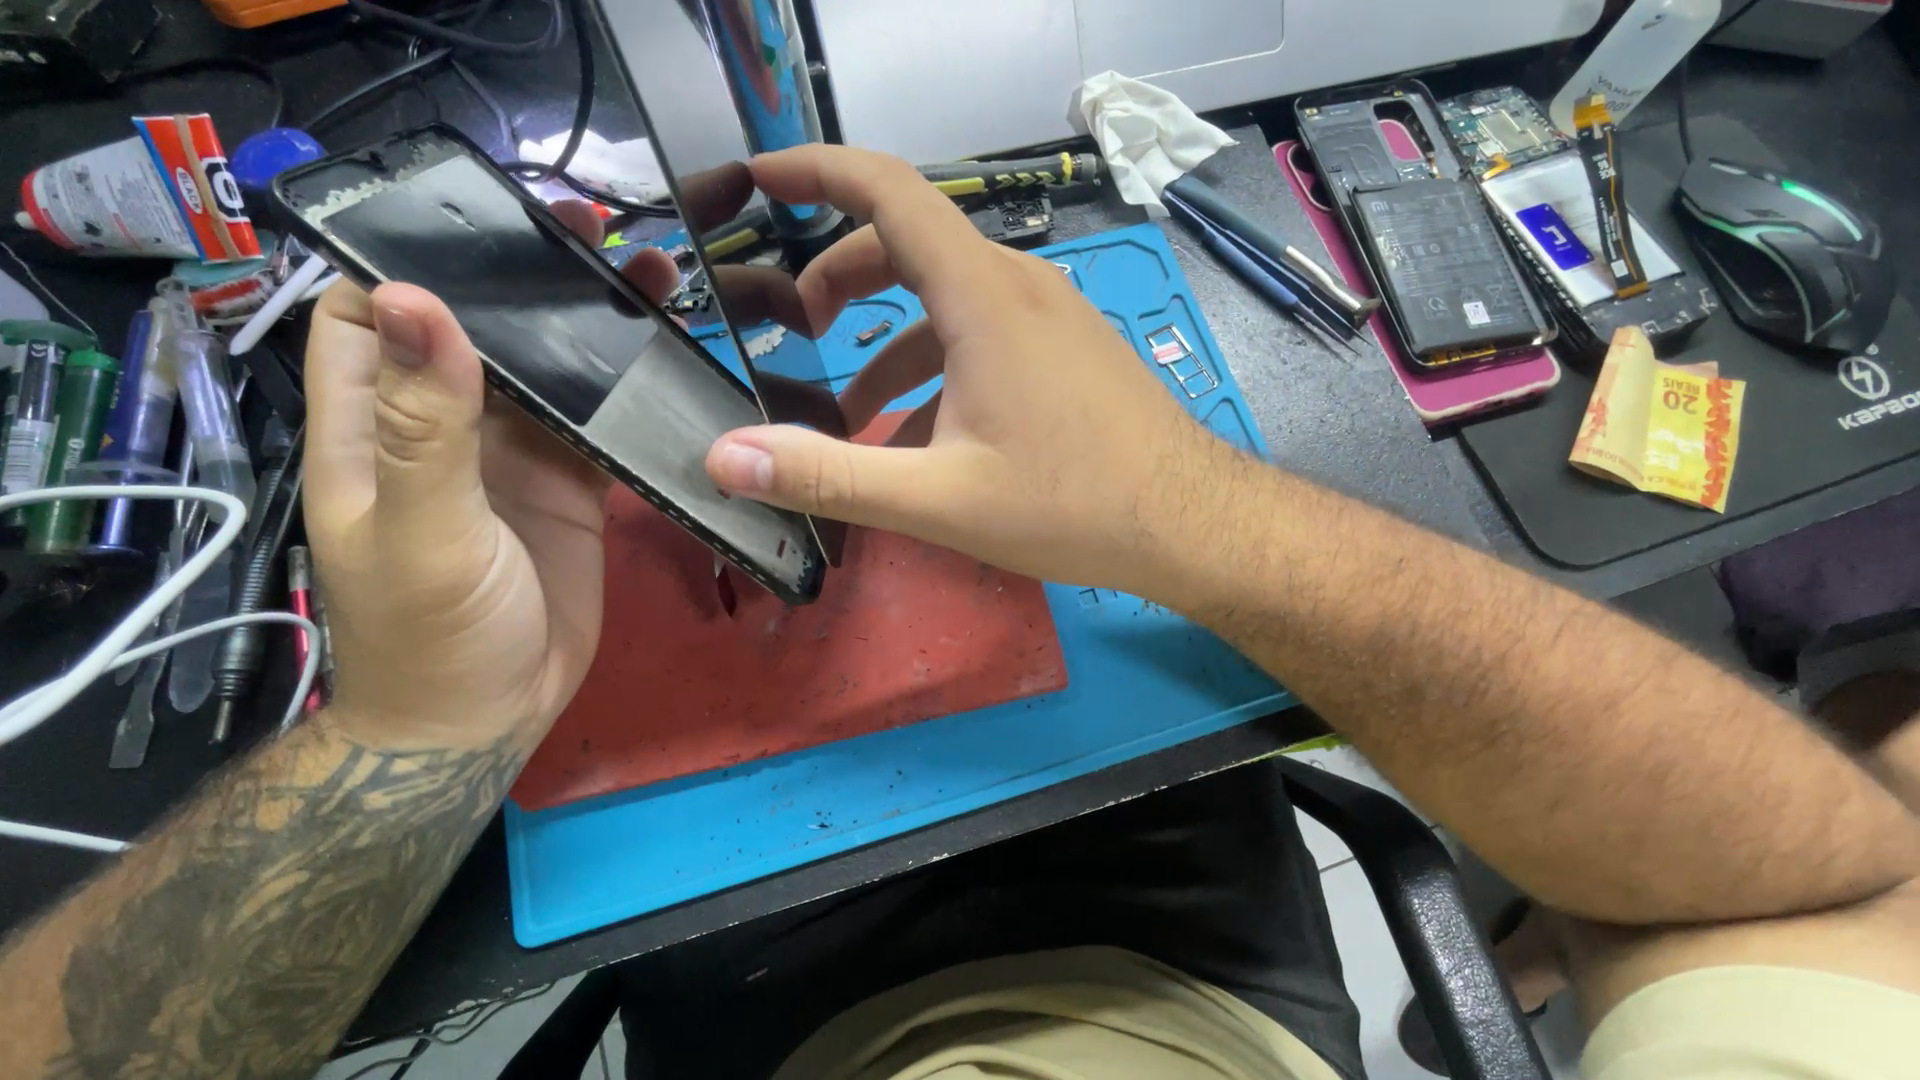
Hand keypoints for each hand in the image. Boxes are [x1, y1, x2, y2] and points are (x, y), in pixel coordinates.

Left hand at [303, 204, 679, 749]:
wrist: (490, 716)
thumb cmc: (431, 632)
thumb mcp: (422, 530)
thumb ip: (424, 425)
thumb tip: (413, 298)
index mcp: (376, 425)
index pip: (367, 314)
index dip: (408, 258)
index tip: (477, 214)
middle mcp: (444, 427)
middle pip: (479, 330)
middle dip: (526, 277)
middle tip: (590, 228)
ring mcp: (514, 457)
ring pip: (550, 371)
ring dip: (590, 326)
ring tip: (650, 275)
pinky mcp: (570, 487)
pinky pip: (599, 424)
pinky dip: (629, 391)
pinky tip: (668, 357)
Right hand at [704, 145, 1228, 596]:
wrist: (1190, 523)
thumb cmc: (1070, 505)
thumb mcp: (938, 498)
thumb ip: (829, 474)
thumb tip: (724, 459)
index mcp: (983, 296)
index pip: (888, 190)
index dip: (817, 171)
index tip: (760, 181)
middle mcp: (1019, 286)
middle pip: (909, 245)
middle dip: (840, 279)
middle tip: (797, 333)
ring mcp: (1051, 315)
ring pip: (946, 299)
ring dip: (888, 342)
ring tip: (850, 415)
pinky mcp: (1068, 349)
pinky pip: (984, 335)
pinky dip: (937, 368)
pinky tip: (922, 437)